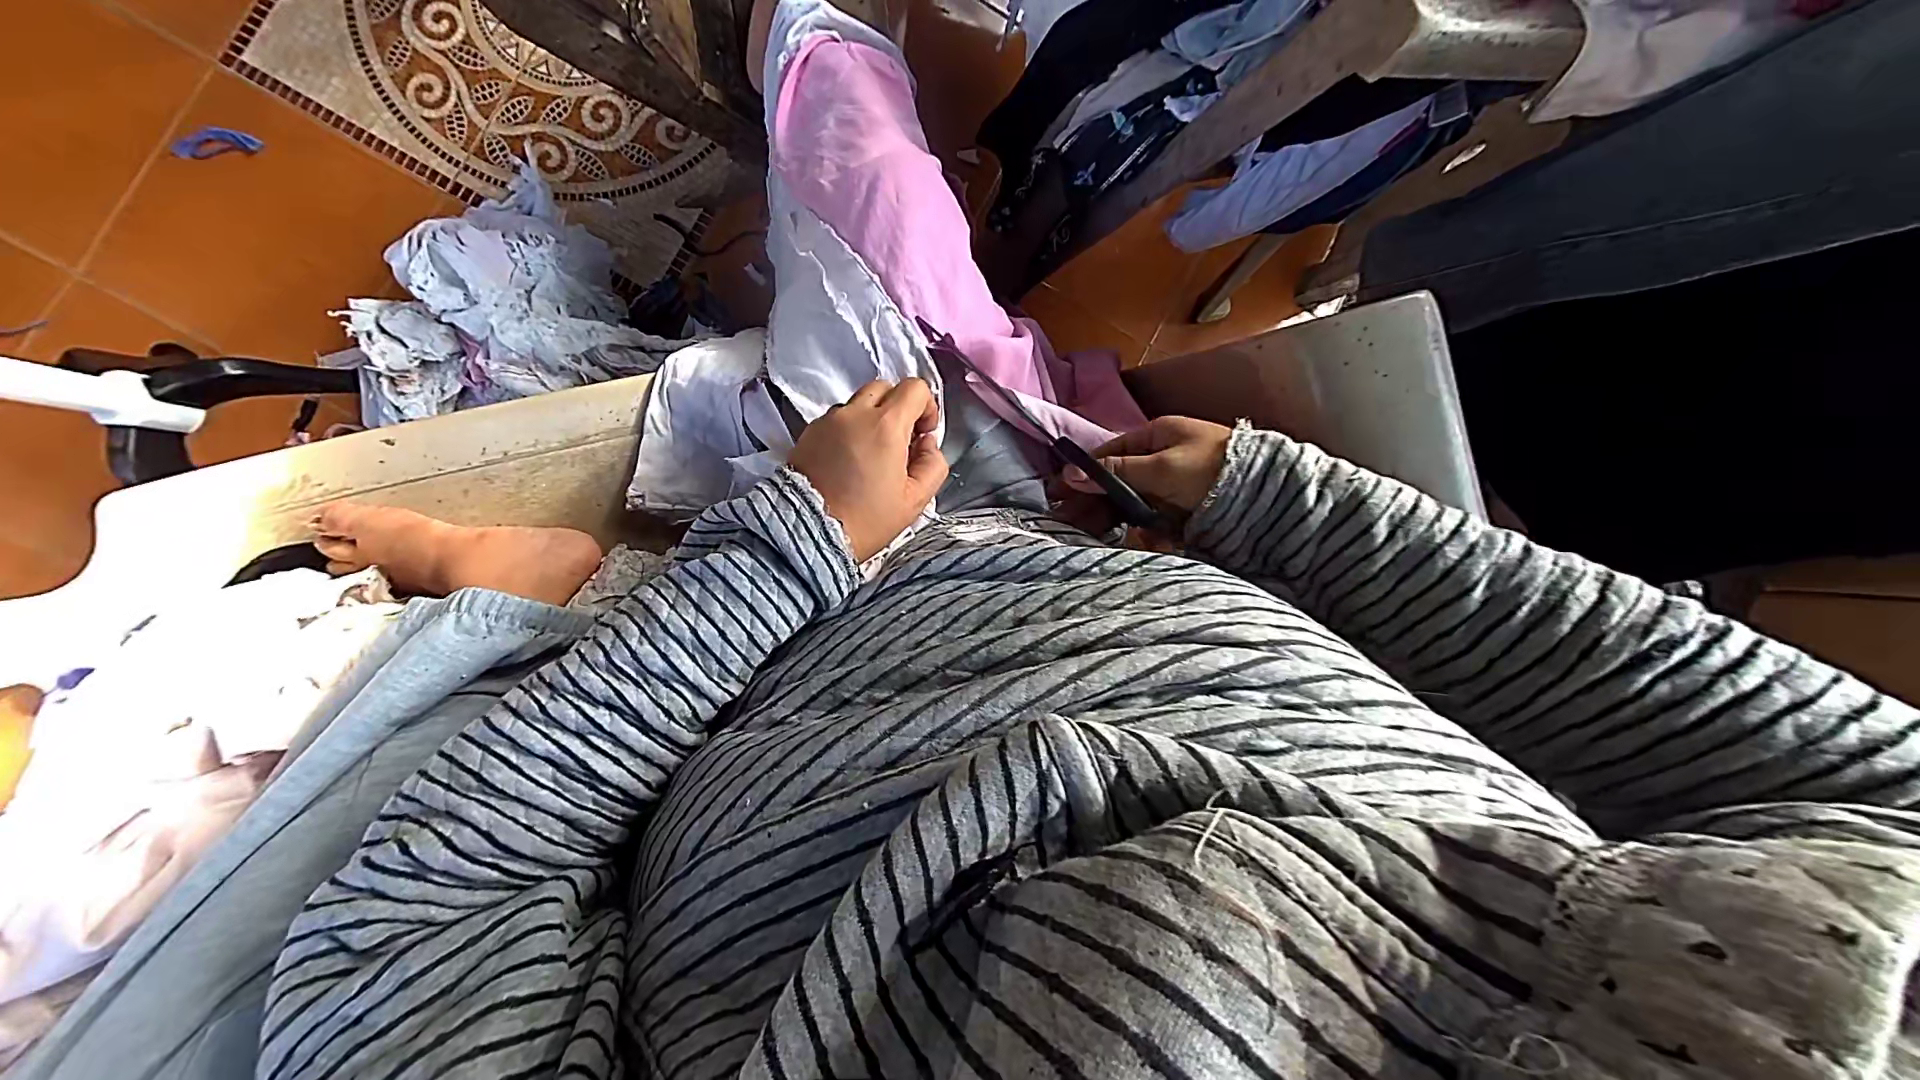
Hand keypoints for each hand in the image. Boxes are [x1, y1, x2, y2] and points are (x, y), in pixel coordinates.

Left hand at [789, 378, 947, 561]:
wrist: (810, 533)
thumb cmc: (863, 520)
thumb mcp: (915, 500)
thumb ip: (933, 464)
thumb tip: (928, 445)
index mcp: (886, 425)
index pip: (915, 388)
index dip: (927, 407)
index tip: (924, 432)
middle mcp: (855, 414)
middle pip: (886, 388)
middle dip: (899, 408)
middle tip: (901, 442)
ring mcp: (829, 421)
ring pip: (860, 402)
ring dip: (873, 419)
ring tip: (874, 455)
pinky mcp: (810, 433)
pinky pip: (837, 419)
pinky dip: (850, 430)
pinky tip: (851, 461)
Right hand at [1052, 416, 1230, 537]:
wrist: (1267, 492)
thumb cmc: (1211, 470)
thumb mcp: (1160, 468)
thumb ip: (1115, 472)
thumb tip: (1071, 473)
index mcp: (1156, 436)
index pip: (1109, 454)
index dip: (1086, 475)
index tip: (1062, 495)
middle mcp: (1162, 456)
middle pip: (1119, 482)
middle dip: (1100, 504)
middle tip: (1076, 524)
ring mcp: (1174, 482)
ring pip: (1136, 503)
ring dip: (1125, 519)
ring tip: (1109, 535)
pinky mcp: (1185, 505)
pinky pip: (1157, 517)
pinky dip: (1150, 529)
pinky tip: (1148, 539)